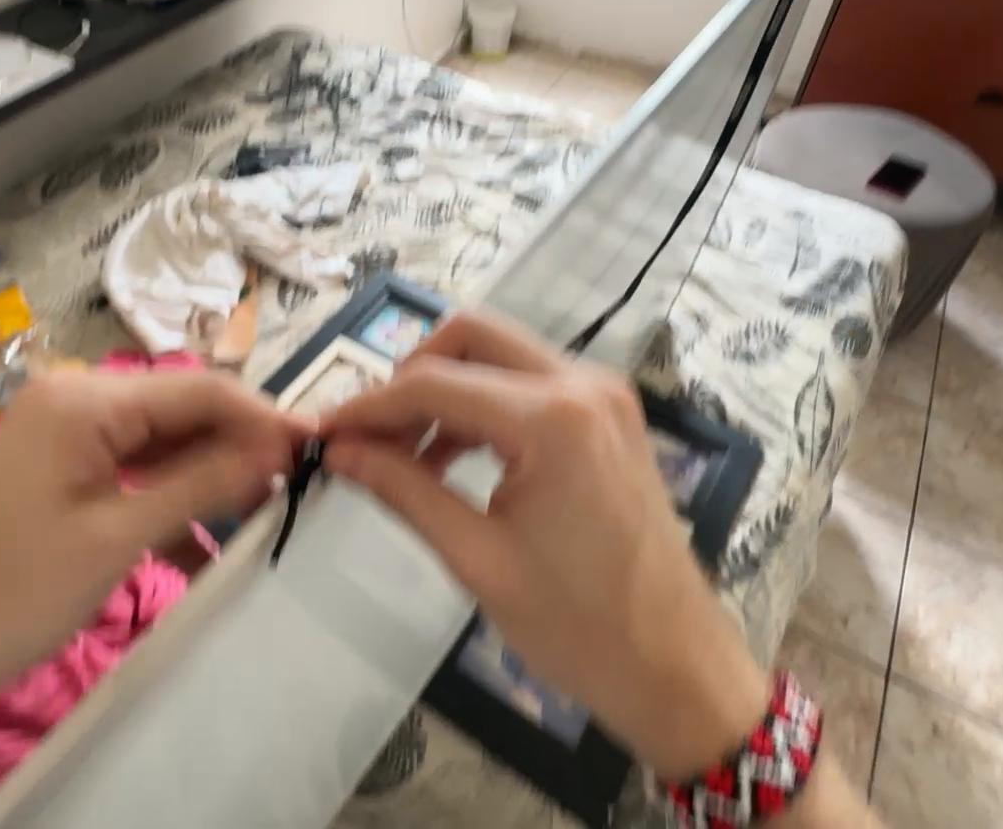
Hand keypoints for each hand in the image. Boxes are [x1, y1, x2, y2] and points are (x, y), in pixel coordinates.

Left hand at [0, 368, 306, 777]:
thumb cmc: (3, 596)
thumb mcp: (115, 540)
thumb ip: (200, 484)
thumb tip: (277, 447)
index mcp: (85, 400)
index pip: (200, 389)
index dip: (264, 416)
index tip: (318, 446)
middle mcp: (75, 400)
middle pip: (181, 411)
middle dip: (238, 448)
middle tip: (295, 487)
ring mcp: (62, 435)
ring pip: (159, 443)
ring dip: (207, 478)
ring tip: (259, 513)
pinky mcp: (55, 470)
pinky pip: (129, 471)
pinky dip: (167, 499)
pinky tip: (202, 542)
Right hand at [320, 311, 769, 778]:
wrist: (677, 666)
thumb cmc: (579, 627)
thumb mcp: (476, 559)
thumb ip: (403, 490)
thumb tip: (339, 450)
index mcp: (551, 418)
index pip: (434, 383)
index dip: (369, 405)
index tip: (325, 432)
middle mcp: (581, 382)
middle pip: (469, 336)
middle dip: (409, 376)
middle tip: (372, 435)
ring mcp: (601, 393)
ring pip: (498, 354)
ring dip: (444, 390)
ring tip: (405, 456)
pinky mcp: (606, 412)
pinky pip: (527, 382)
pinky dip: (480, 406)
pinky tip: (451, 458)